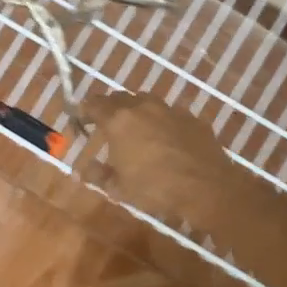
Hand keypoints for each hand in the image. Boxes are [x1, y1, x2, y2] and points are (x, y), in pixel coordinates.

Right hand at [80, 92, 236, 230]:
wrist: (207, 188)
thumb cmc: (155, 188)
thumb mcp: (119, 188)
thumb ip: (97, 174)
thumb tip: (80, 171)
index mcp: (119, 120)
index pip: (94, 104)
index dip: (84, 111)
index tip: (80, 121)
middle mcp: (142, 107)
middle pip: (119, 98)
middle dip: (109, 109)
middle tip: (106, 126)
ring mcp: (170, 110)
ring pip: (145, 101)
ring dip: (136, 112)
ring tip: (136, 131)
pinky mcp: (192, 118)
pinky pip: (169, 113)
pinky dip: (160, 122)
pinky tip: (164, 140)